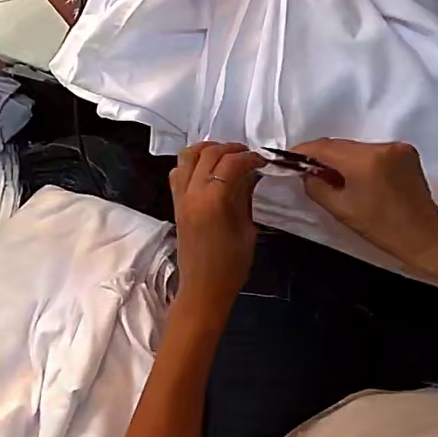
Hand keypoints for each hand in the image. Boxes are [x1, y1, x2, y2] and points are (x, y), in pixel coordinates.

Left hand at [169, 141, 263, 307]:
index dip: (250, 157)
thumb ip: (245, 196)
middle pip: (209, 154)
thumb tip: (251, 174)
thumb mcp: (246, 228)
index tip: (262, 160)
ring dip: (208, 149)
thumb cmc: (231, 265)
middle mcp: (193, 193)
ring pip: (188, 156)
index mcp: (214, 201)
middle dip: (231, 149)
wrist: (203, 288)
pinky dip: (191, 163)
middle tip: (248, 155)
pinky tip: (207, 169)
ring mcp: (180, 197)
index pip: (231, 163)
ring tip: (225, 155)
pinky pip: (178, 172)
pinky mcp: (175, 203)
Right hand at [290, 139, 437, 270]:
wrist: (423, 236)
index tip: (288, 158)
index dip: (303, 151)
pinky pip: (373, 151)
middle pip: (341, 145)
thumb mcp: (340, 209)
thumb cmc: (379, 227)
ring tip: (334, 177)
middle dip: (322, 156)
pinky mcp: (406, 152)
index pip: (324, 147)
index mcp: (363, 161)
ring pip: (357, 147)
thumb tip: (306, 172)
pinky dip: (361, 160)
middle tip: (307, 170)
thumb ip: (316, 186)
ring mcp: (397, 147)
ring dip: (342, 159)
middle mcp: (381, 147)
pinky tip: (358, 177)